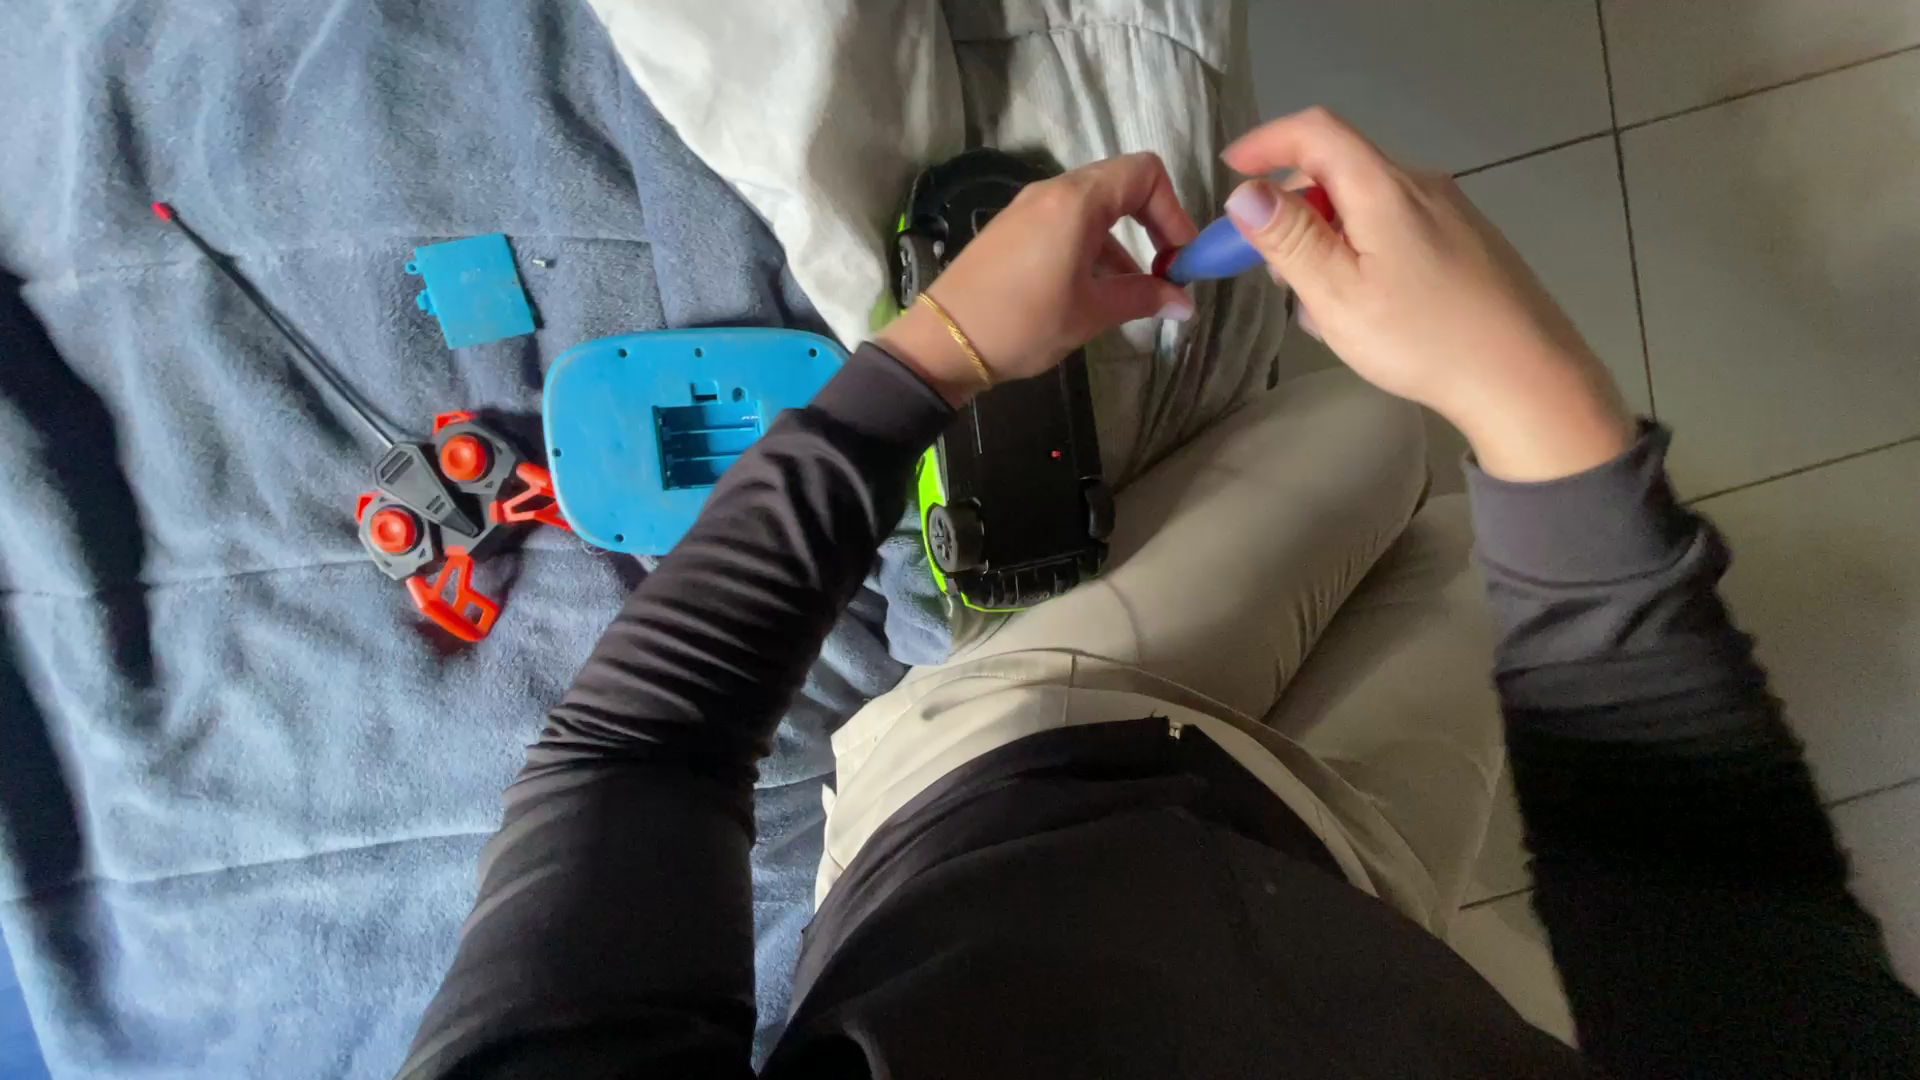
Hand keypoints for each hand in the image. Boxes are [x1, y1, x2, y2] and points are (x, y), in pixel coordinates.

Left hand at [879, 152, 1197, 406]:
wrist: (944, 343)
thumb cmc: (1024, 324)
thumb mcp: (1091, 313)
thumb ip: (1143, 298)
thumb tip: (1184, 303)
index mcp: (1077, 200)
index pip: (1145, 174)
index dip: (1173, 211)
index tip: (1181, 256)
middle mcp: (1051, 192)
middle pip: (1118, 188)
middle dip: (1149, 227)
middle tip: (1162, 272)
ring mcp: (1025, 210)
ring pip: (1089, 213)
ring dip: (1117, 246)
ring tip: (1129, 295)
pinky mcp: (1009, 232)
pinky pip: (1061, 227)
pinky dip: (1086, 250)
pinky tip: (1089, 293)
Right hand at [1222, 108, 1633, 481]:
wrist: (1521, 374)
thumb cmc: (1418, 337)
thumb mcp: (1337, 293)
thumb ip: (1290, 239)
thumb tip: (1245, 193)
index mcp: (1383, 189)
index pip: (1316, 132)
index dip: (1266, 142)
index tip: (1227, 171)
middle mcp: (1417, 185)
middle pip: (1337, 170)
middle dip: (1288, 208)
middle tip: (1265, 266)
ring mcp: (1445, 211)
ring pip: (1360, 204)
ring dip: (1319, 236)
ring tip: (1312, 298)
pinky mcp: (1457, 239)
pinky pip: (1387, 226)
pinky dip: (1352, 249)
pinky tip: (1355, 302)